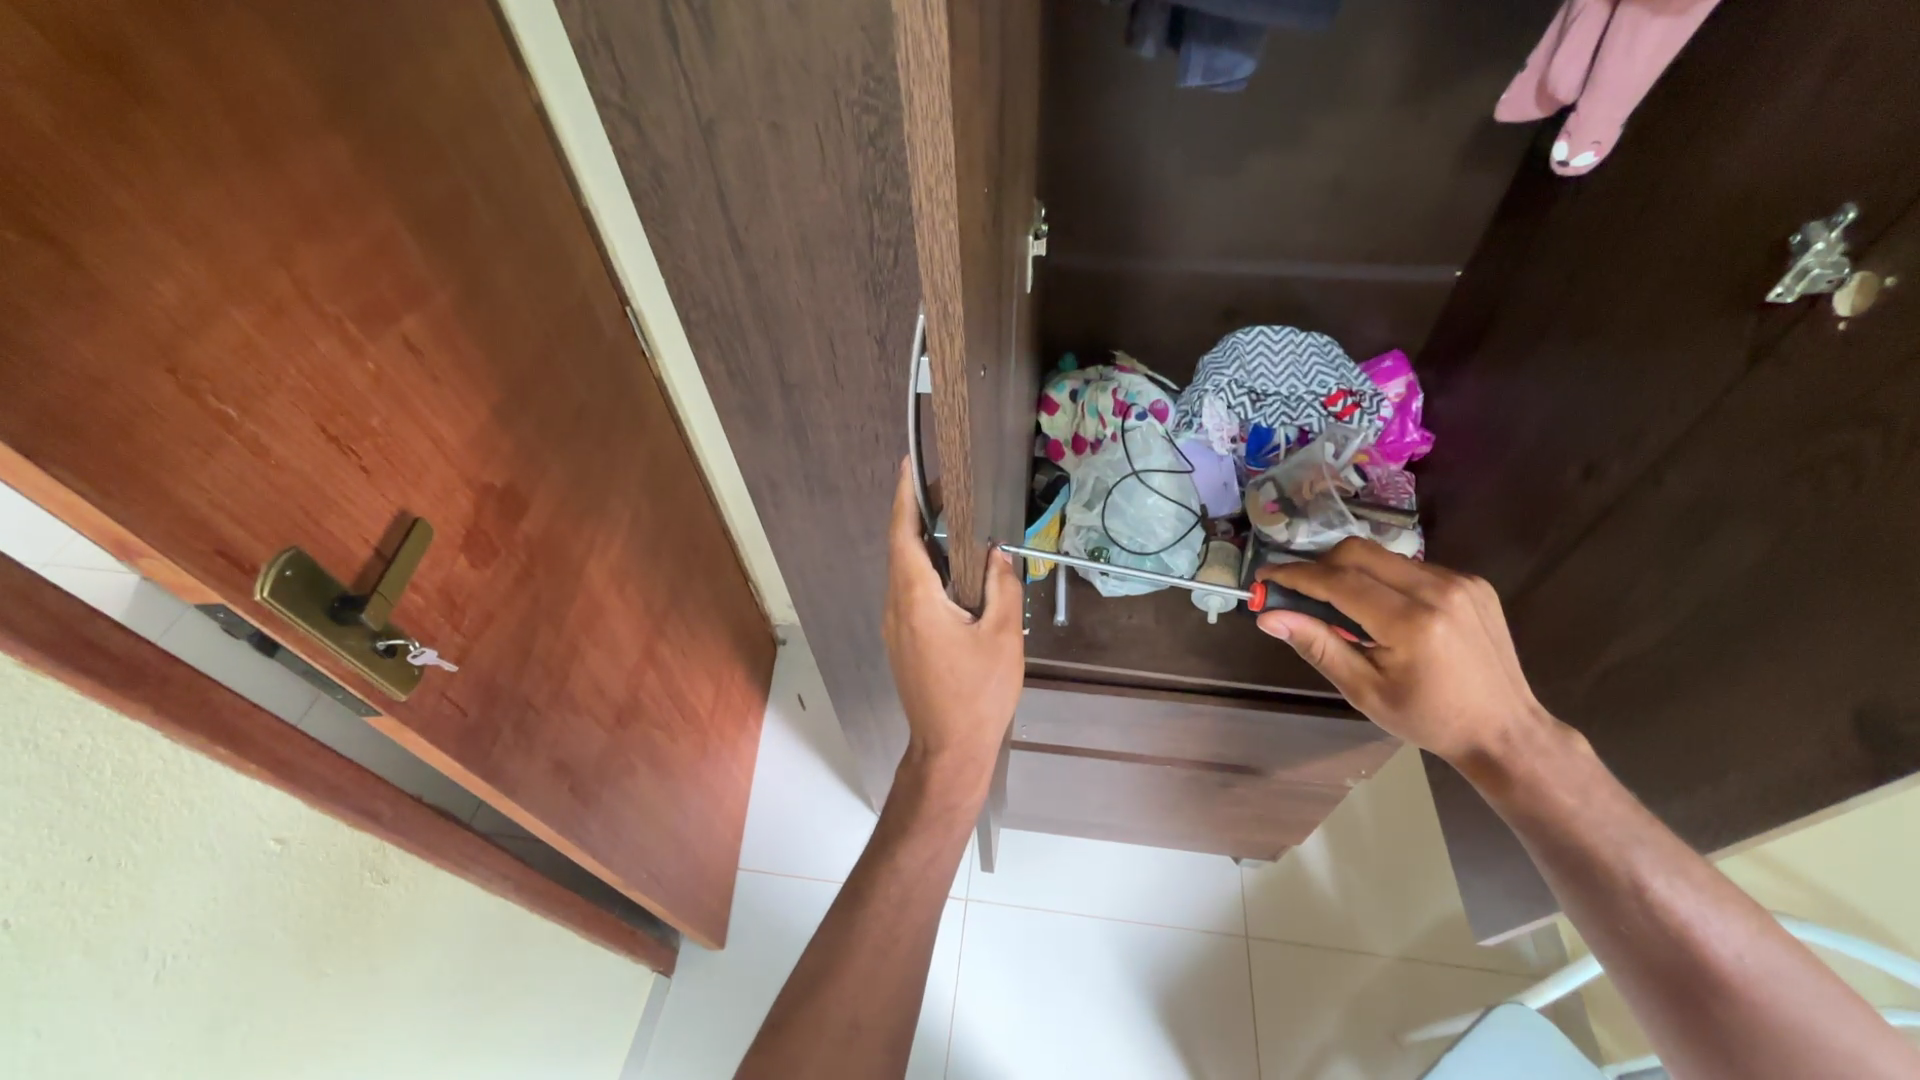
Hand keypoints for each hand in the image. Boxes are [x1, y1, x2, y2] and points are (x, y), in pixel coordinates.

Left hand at [882, 459, 1024, 779]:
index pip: (902, 535)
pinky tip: (950, 568)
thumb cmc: (978, 694)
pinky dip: (923, 570)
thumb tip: (996, 553)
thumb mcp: (1002, 636)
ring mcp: (894, 627)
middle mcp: (896, 608)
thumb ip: (1000, 587)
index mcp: (916, 600)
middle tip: (944, 488)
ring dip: (921, 543)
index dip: (904, 497)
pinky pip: (907, 593)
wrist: (949, 748)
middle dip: (916, 513)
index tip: (909, 465)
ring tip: (950, 520)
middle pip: (899, 549)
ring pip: (902, 572)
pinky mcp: (901, 642)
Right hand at [1255, 537, 1552, 764]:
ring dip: (1351, 571)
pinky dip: (1383, 579)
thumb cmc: (1427, 718)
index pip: (1338, 581)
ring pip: (1384, 556)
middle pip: (1359, 552)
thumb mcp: (1363, 691)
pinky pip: (1411, 567)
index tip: (1265, 577)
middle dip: (1319, 566)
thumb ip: (1317, 645)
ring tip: (1338, 604)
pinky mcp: (1472, 583)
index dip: (1295, 575)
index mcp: (1411, 623)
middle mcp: (1438, 590)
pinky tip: (1381, 610)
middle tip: (1298, 590)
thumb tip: (1269, 616)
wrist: (1504, 729)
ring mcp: (1461, 582)